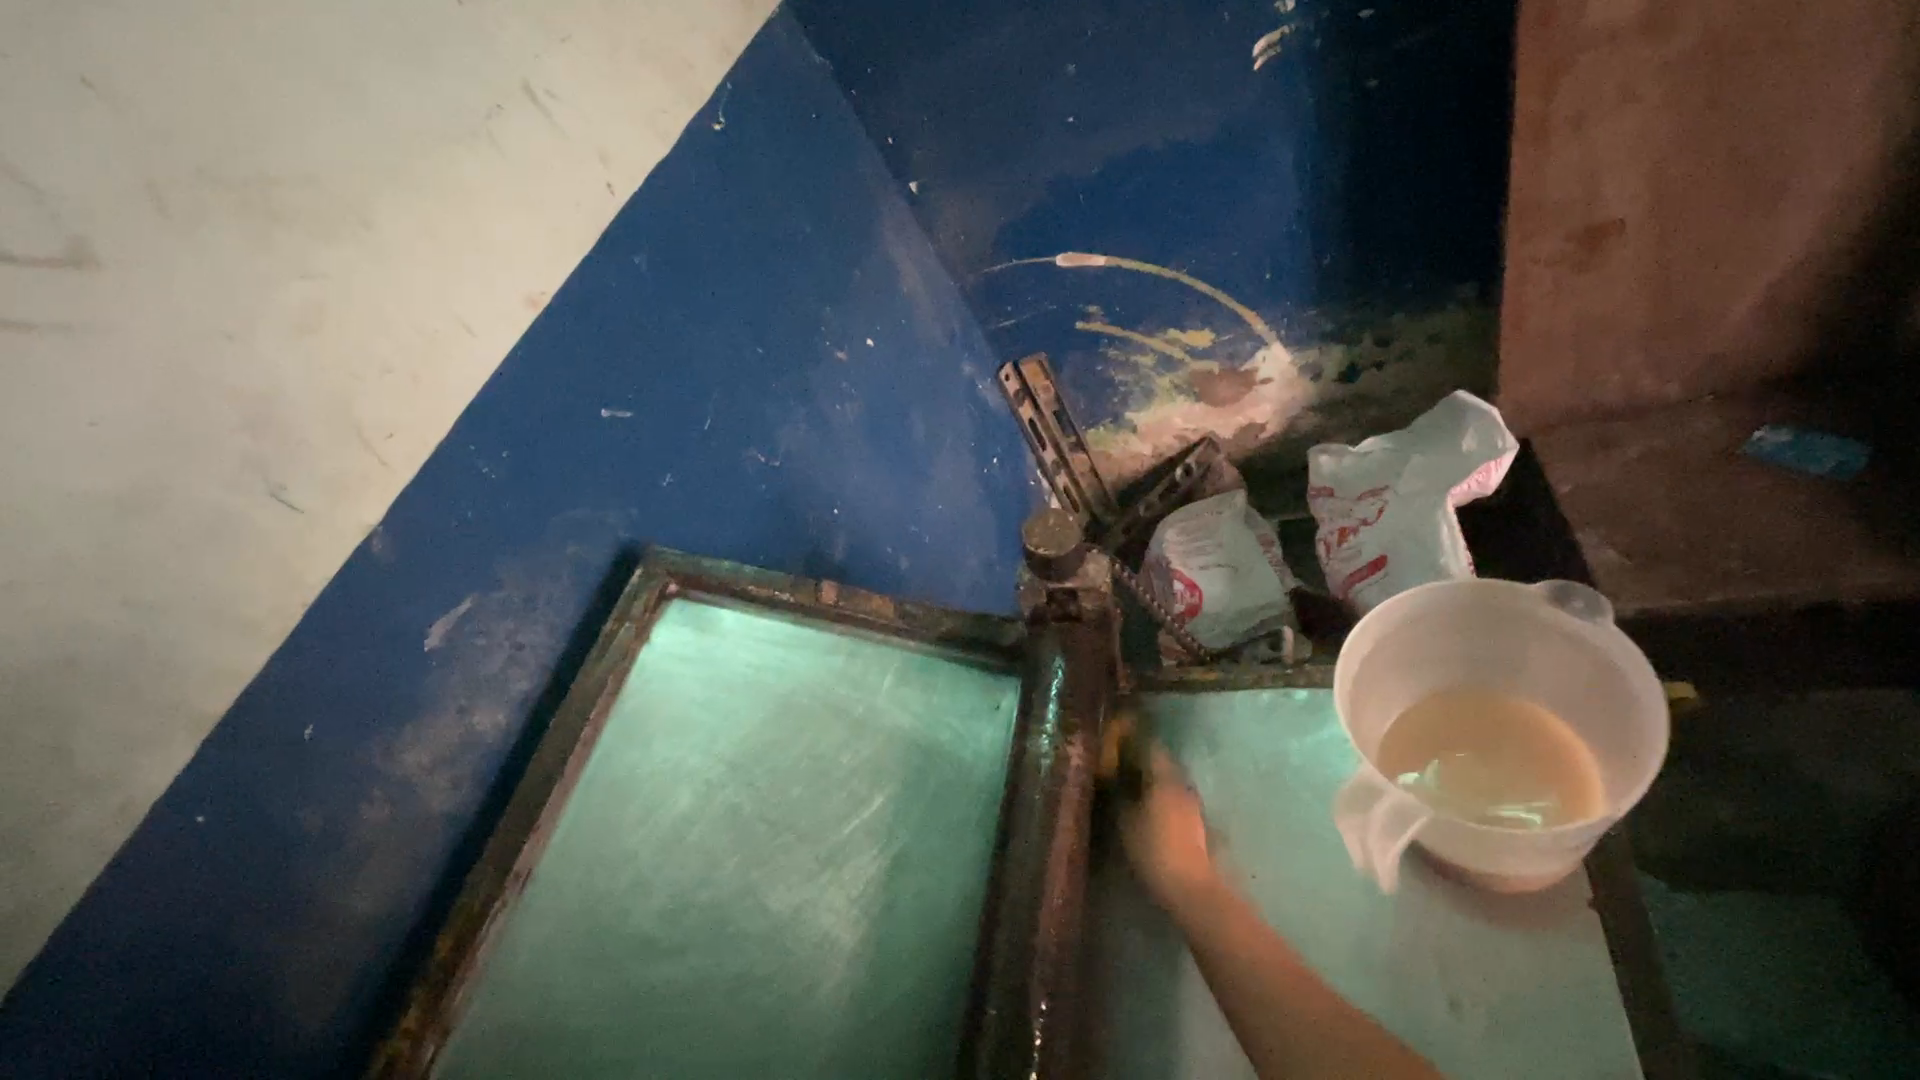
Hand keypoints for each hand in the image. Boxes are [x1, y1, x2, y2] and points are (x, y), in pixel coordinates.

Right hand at [1120, 746, 1221, 910]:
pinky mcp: (1197, 823)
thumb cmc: (1153, 849)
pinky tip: (1147, 809)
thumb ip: (1120, 797)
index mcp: (1164, 778)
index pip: (1150, 746)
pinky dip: (1160, 797)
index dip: (1133, 739)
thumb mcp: (1126, 822)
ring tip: (1130, 786)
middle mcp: (1182, 784)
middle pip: (1161, 763)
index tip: (1116, 736)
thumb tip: (1113, 780)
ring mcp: (1193, 804)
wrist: (1190, 886)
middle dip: (1141, 760)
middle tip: (1119, 763)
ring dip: (1152, 780)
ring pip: (1169, 782)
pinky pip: (1174, 799)